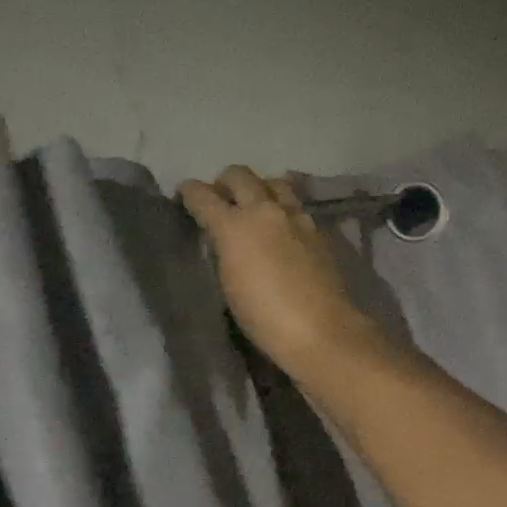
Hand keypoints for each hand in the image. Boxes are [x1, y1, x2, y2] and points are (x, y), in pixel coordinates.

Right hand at [179, 166, 382, 377]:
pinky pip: (297, 206)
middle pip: (240, 175)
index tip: (185, 195)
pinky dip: (284, 209)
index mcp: (235, 226)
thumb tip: (225, 240)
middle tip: (221, 198)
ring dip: (260, 188)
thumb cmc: (265, 319)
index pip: (203, 196)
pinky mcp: (320, 231)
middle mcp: (266, 211)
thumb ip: (224, 252)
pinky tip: (282, 228)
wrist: (321, 331)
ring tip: (256, 207)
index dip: (189, 192)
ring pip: (275, 183)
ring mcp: (297, 218)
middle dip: (225, 182)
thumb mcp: (230, 286)